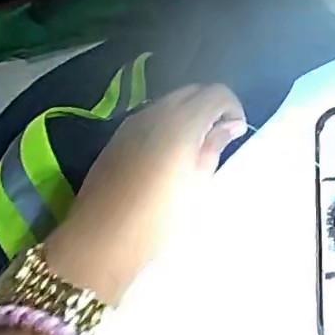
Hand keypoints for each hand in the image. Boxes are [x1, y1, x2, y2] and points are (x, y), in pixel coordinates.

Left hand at [42, 83, 245, 301]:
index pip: (217, 93)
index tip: (235, 133)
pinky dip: (168, 123)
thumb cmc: (158, 217)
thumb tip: (230, 126)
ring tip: (195, 147)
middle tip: (219, 137)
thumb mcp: (198, 183)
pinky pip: (151, 116)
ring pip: (171, 101)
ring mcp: (132, 124)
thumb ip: (214, 147)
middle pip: (194, 91)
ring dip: (189, 113)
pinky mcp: (117, 138)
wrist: (99, 244)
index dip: (232, 108)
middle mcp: (156, 113)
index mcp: (182, 122)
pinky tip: (169, 154)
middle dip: (212, 106)